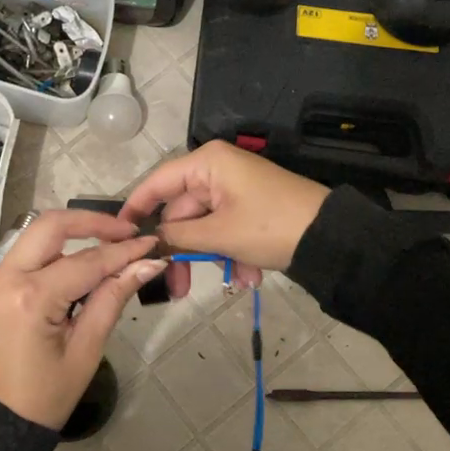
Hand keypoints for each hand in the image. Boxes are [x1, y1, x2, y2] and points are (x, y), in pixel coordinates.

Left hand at [0, 210, 166, 429]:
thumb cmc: (42, 398)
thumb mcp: (84, 352)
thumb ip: (111, 300)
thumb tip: (147, 264)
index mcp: (29, 298)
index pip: (86, 261)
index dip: (122, 251)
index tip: (149, 241)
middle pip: (49, 226)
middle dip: (90, 222)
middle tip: (123, 230)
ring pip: (29, 244)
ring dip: (64, 246)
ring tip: (98, 261)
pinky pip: (12, 265)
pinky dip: (39, 267)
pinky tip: (59, 285)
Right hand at [120, 140, 329, 299]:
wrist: (332, 238)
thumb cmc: (270, 227)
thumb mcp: (218, 234)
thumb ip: (175, 237)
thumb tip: (146, 242)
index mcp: (207, 163)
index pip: (156, 183)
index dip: (135, 209)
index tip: (117, 235)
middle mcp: (217, 169)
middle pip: (181, 212)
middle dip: (183, 251)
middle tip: (175, 287)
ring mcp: (235, 188)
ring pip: (205, 226)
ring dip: (212, 257)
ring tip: (232, 282)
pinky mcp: (250, 206)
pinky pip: (226, 229)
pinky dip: (231, 253)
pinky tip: (249, 276)